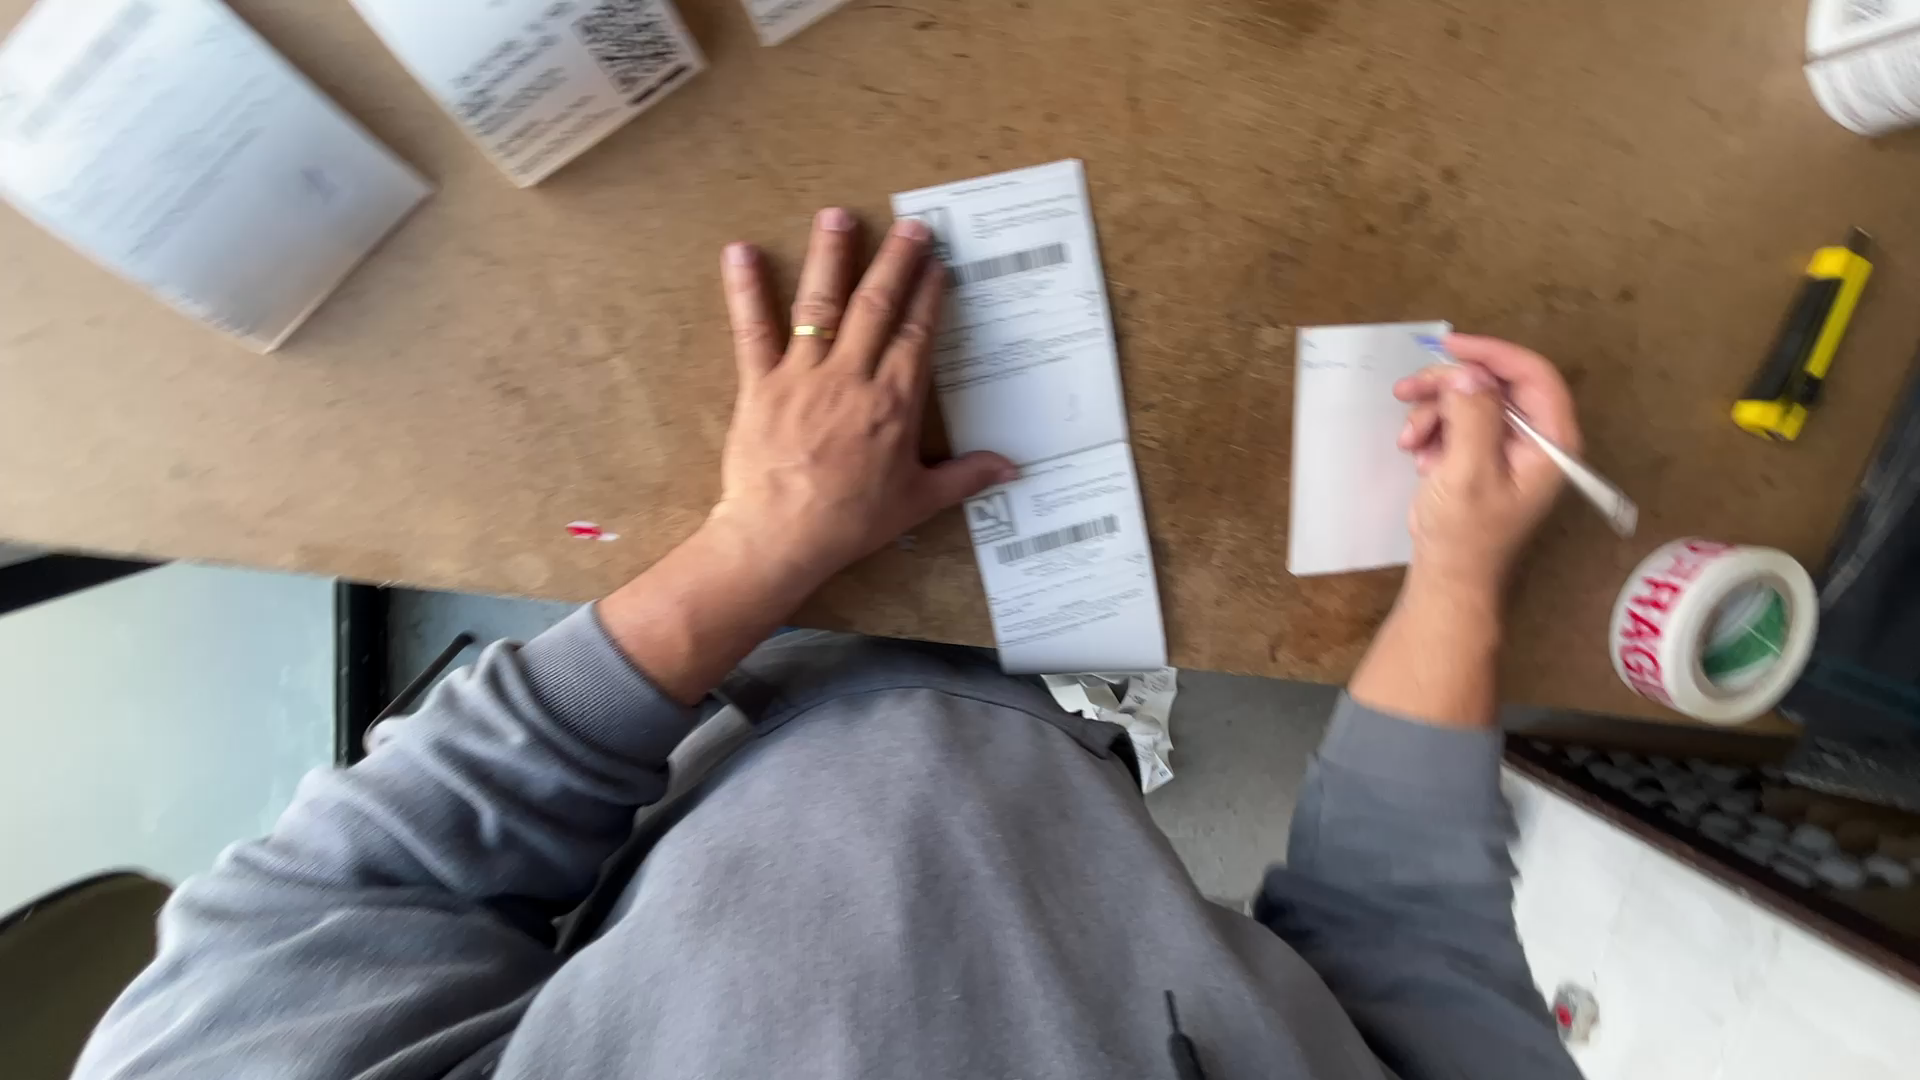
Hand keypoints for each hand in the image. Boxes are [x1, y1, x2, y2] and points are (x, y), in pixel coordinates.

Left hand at [597, 209, 1015, 704]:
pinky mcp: (760, 384)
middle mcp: (852, 377)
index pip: (917, 334)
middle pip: (877, 306)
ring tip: (839, 217)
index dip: (930, 295)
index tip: (938, 265)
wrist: (782, 537)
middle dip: (896, 261)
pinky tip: (741, 252)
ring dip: (831, 257)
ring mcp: (803, 375)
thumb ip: (966, 477)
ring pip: (821, 305)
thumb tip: (1013, 469)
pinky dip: (746, 290)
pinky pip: (752, 330)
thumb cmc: (853, 521)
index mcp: (894, 401)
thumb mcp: (918, 502)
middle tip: (911, 225)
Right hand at [1391, 333, 1580, 596]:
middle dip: (1447, 388)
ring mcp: (1506, 448)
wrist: (1448, 573)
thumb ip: (1472, 418)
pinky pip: (1456, 425)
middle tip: (1405, 390)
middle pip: (1494, 386)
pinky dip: (1431, 432)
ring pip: (1468, 404)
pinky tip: (1418, 454)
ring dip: (1432, 414)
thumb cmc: (1465, 532)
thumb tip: (1466, 374)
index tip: (1447, 347)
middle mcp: (1534, 438)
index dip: (1491, 355)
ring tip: (1407, 441)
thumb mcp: (1466, 472)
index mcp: (1550, 441)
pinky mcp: (1480, 457)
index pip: (1532, 376)